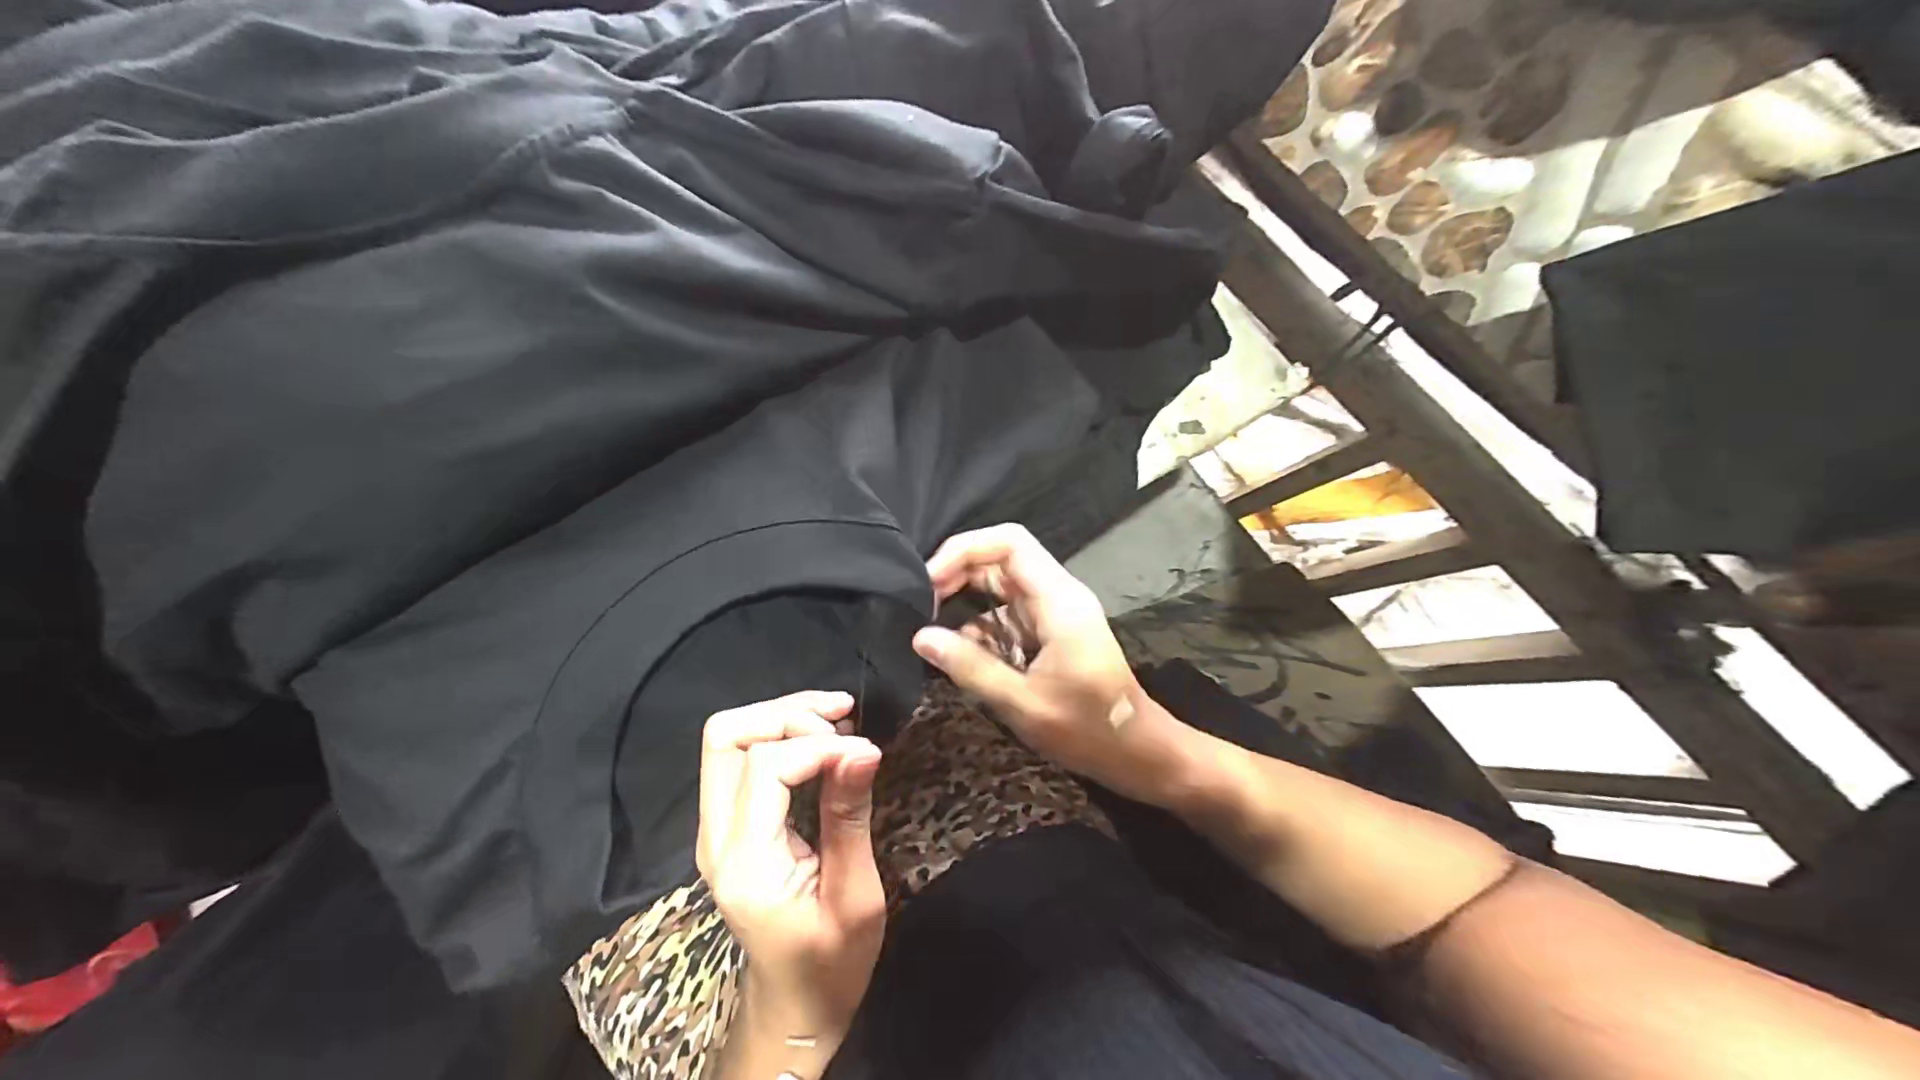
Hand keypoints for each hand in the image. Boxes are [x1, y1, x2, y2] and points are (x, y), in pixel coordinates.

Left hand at [696, 691, 884, 1064]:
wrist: (793, 1004)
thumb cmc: (831, 963)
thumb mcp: (855, 897)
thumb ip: (850, 818)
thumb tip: (864, 748)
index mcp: (746, 862)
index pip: (766, 767)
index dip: (819, 745)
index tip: (867, 752)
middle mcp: (716, 836)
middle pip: (727, 736)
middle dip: (788, 715)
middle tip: (844, 719)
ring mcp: (715, 828)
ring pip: (729, 738)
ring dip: (783, 716)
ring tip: (839, 717)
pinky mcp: (728, 823)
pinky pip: (741, 756)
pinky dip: (781, 734)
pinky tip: (823, 736)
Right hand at [910, 524, 1181, 804]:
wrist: (1137, 751)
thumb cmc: (1087, 729)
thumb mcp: (1022, 703)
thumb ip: (970, 667)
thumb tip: (921, 637)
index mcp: (1058, 600)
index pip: (1008, 542)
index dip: (963, 550)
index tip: (930, 582)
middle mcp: (1058, 594)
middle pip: (1001, 556)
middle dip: (958, 571)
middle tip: (923, 604)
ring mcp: (1055, 611)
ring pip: (1002, 582)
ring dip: (966, 598)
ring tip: (932, 627)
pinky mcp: (1051, 630)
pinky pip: (1008, 611)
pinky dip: (980, 624)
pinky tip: (958, 651)